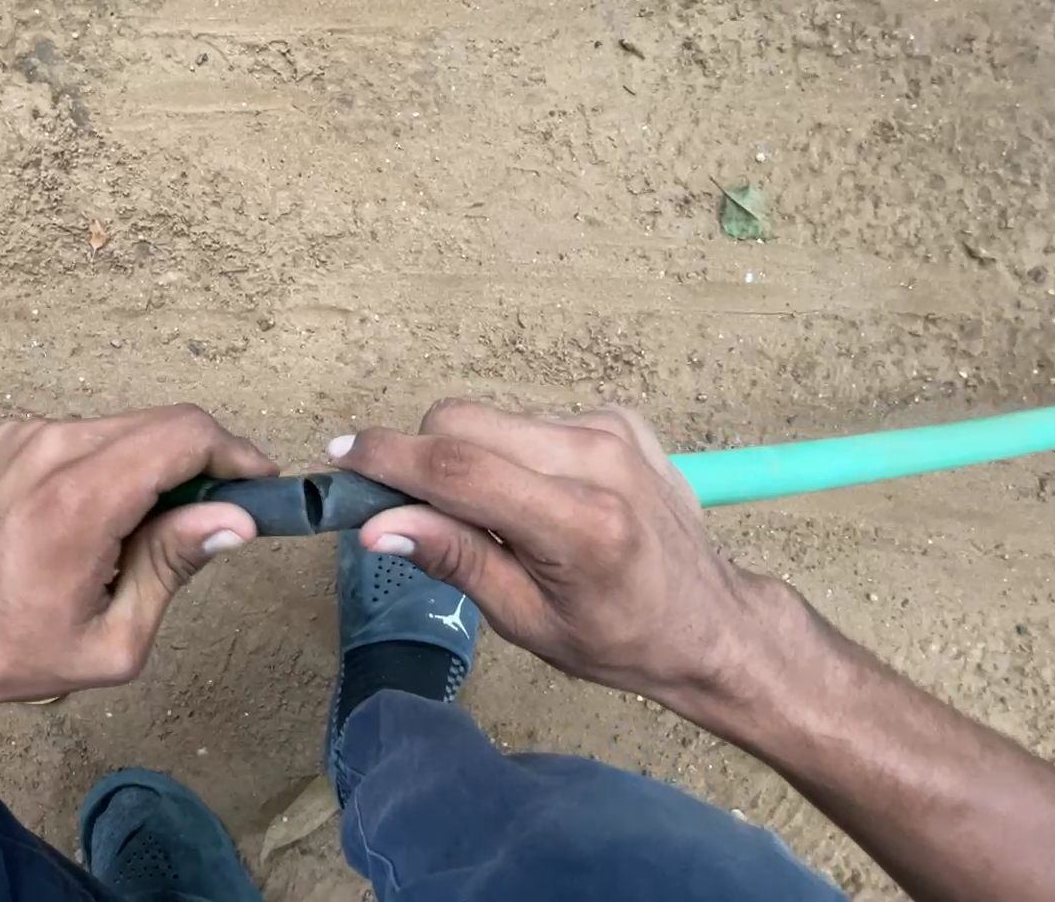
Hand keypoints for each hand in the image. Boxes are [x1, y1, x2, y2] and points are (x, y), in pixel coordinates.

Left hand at [0, 405, 276, 738]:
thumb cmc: (14, 652)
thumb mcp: (114, 640)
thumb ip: (175, 566)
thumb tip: (236, 520)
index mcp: (79, 500)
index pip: (184, 436)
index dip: (236, 452)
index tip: (260, 483)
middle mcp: (54, 447)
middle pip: (164, 423)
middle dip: (206, 460)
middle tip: (217, 513)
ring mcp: (28, 434)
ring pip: (130, 425)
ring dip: (161, 463)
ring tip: (153, 524)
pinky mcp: (14, 435)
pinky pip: (92, 432)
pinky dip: (118, 461)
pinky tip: (105, 511)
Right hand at [329, 399, 769, 711]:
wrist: (716, 622)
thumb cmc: (616, 639)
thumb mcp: (525, 621)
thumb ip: (452, 559)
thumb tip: (374, 525)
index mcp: (579, 525)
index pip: (460, 471)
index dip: (388, 458)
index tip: (339, 455)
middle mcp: (595, 459)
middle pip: (462, 423)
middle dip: (420, 455)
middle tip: (419, 507)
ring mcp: (610, 428)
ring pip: (487, 417)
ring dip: (463, 455)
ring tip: (492, 510)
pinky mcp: (616, 415)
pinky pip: (522, 419)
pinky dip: (504, 450)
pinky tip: (533, 491)